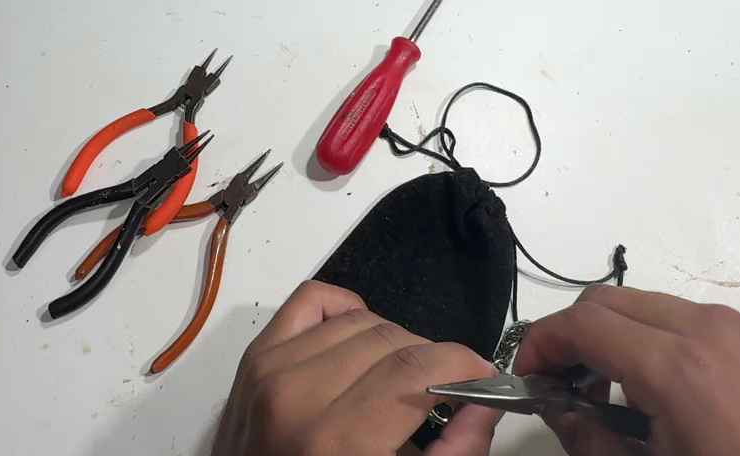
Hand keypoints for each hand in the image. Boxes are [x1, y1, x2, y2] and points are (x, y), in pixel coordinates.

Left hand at [212, 280, 501, 455]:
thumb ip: (452, 455)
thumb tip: (485, 401)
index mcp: (334, 443)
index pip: (412, 370)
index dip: (460, 363)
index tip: (482, 375)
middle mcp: (297, 395)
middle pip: (390, 341)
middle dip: (430, 357)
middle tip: (442, 387)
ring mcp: (270, 368)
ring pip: (358, 319)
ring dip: (392, 339)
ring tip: (398, 376)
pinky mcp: (255, 355)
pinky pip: (311, 299)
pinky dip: (344, 309)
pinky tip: (357, 342)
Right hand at [515, 286, 739, 455]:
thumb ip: (591, 440)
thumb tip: (555, 406)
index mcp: (678, 366)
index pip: (584, 324)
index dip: (542, 343)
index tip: (526, 375)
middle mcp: (703, 326)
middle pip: (606, 301)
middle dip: (571, 336)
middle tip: (560, 386)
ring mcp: (733, 325)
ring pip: (639, 303)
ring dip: (608, 334)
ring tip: (609, 393)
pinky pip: (678, 316)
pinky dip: (647, 336)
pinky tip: (655, 389)